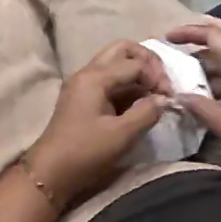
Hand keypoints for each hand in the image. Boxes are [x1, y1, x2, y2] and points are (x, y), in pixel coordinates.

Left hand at [21, 41, 169, 209]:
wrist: (50, 171)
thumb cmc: (85, 152)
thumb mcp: (122, 135)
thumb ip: (147, 112)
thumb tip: (164, 99)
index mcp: (94, 77)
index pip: (134, 63)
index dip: (157, 77)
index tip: (170, 98)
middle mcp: (87, 73)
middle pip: (122, 50)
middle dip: (146, 62)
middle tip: (162, 84)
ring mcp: (83, 84)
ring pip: (115, 64)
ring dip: (137, 74)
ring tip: (155, 96)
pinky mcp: (83, 97)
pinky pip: (109, 81)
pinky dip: (127, 86)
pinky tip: (140, 104)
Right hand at [165, 23, 220, 173]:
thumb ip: (197, 106)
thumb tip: (176, 95)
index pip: (213, 34)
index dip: (188, 32)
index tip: (166, 39)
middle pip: (220, 46)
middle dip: (194, 47)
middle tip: (172, 56)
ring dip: (202, 71)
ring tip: (178, 82)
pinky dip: (213, 86)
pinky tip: (200, 101)